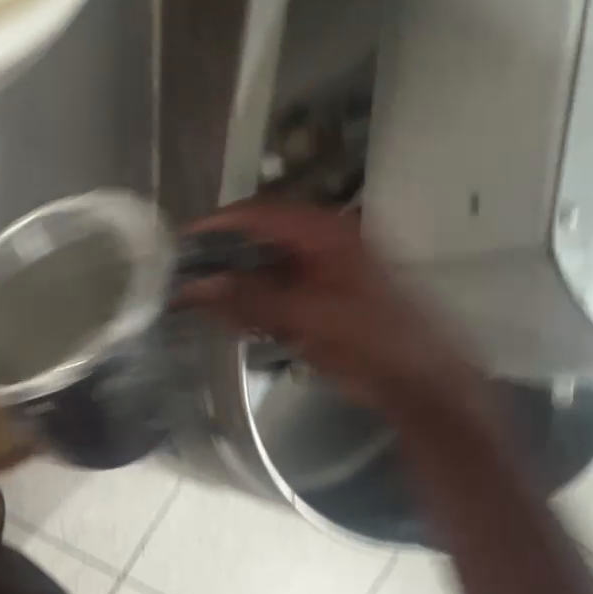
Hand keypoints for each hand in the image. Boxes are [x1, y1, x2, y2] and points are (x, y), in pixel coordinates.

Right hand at [177, 203, 491, 419]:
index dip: (216, 224)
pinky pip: (268, 296)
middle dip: (216, 258)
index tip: (176, 242)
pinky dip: (244, 307)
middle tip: (176, 277)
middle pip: (254, 240)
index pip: (259, 213)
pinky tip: (225, 322)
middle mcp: (318, 246)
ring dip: (227, 286)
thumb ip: (249, 300)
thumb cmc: (374, 341)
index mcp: (325, 234)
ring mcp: (316, 274)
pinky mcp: (313, 302)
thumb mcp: (307, 317)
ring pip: (258, 270)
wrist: (416, 380)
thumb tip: (195, 285)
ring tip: (191, 302)